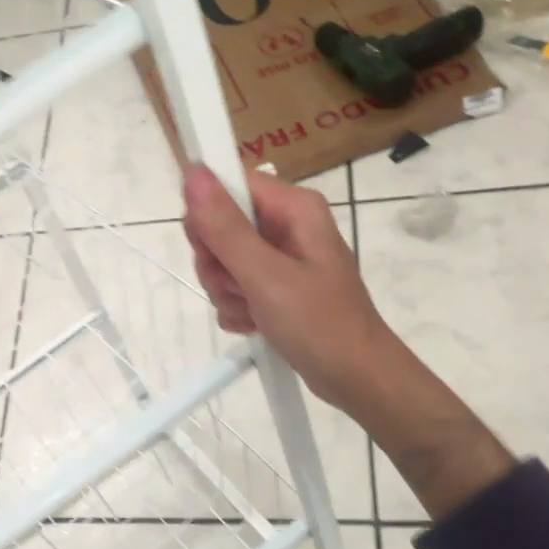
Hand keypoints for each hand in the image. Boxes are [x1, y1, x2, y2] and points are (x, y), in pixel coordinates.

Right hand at [183, 163, 515, 518]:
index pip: (230, 186)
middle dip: (218, 265)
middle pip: (221, 227)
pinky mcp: (275, 290)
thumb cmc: (318, 323)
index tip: (211, 251)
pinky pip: (236, 289)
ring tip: (254, 313)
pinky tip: (254, 325)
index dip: (209, 216)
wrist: (355, 376)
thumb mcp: (266, 275)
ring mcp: (280, 260)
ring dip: (227, 292)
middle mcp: (286, 226)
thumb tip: (193, 172)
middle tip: (241, 289)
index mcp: (293, 208)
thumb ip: (225, 227)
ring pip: (224, 263)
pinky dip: (238, 310)